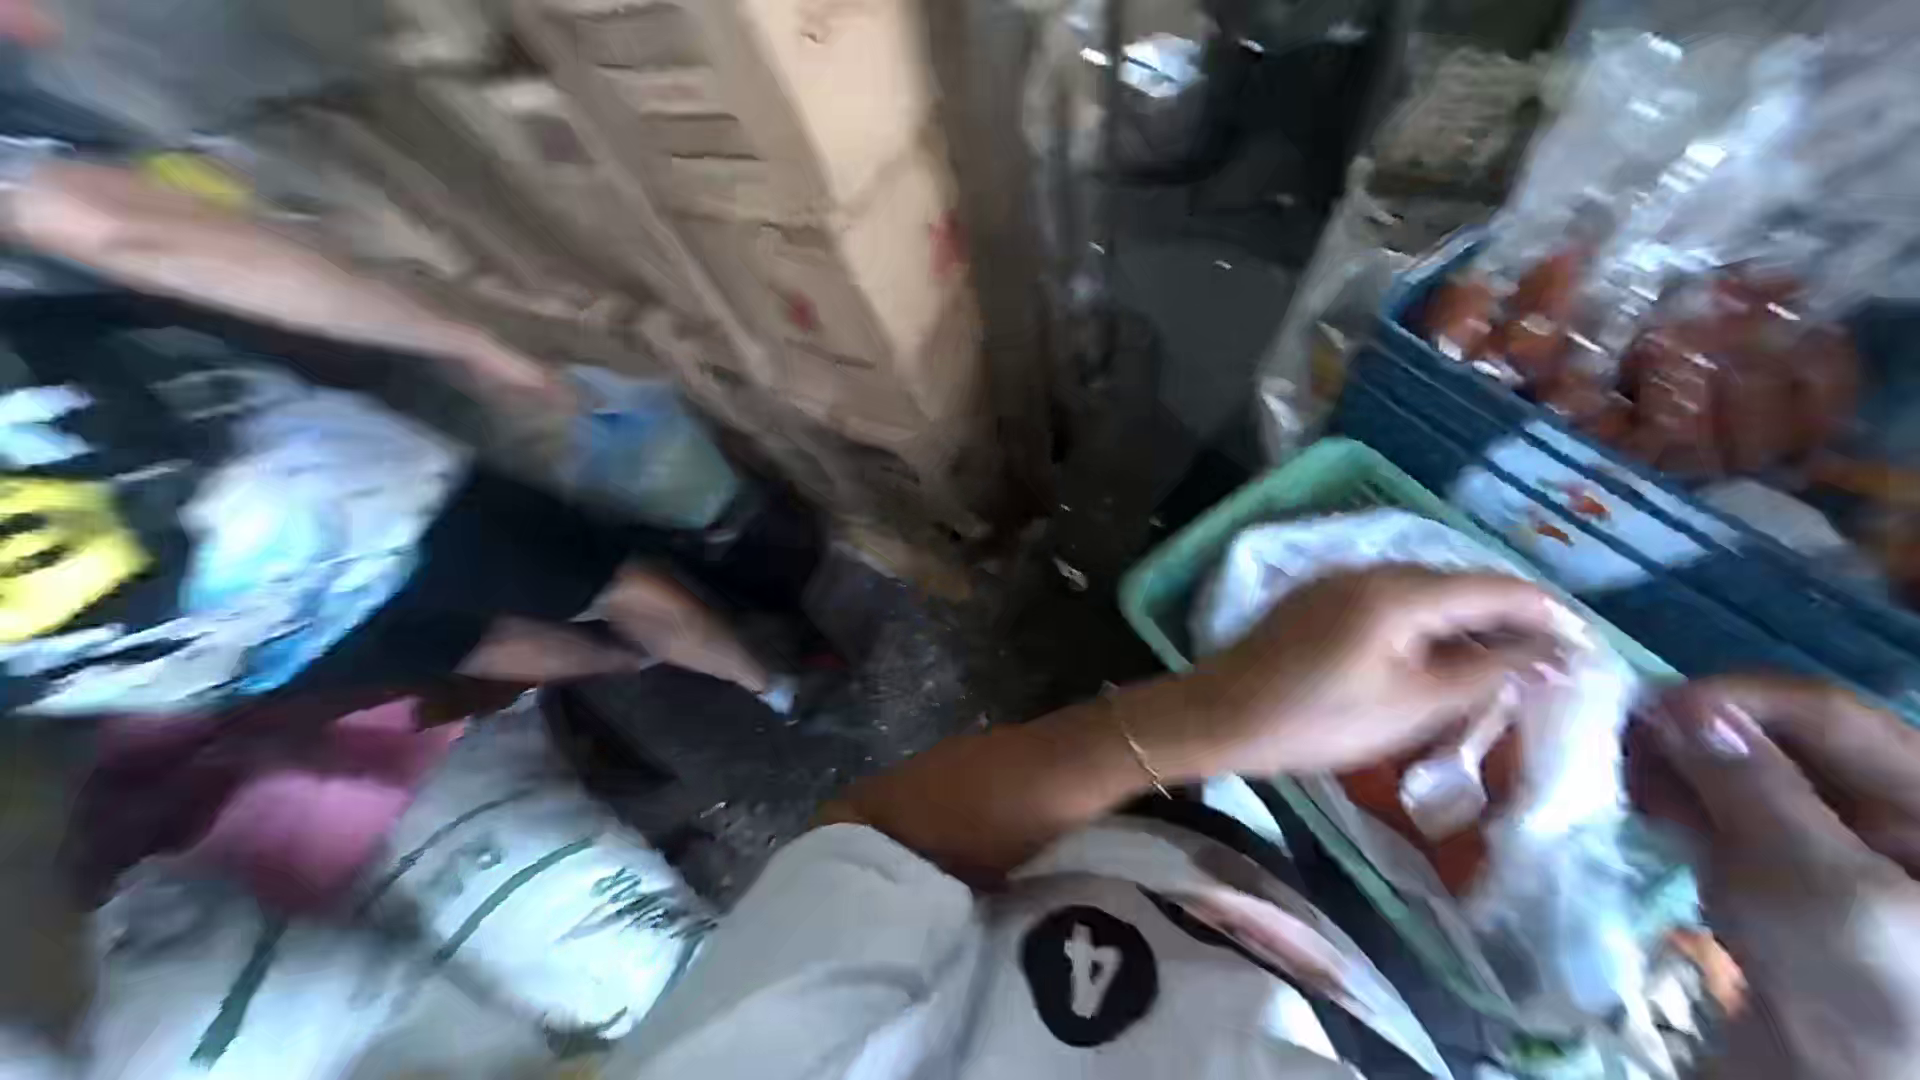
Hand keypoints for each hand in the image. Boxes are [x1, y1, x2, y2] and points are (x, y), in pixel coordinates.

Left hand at [1146, 565, 1571, 778]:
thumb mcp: (1415, 705)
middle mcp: (1367, 570)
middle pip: (1458, 584)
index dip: (1550, 616)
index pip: (1497, 586)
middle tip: (1546, 666)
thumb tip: (1553, 651)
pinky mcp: (1314, 598)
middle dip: (1507, 619)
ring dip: (1462, 624)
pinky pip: (1384, 601)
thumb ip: (1489, 671)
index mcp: (1397, 590)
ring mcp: (1334, 580)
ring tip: (1496, 668)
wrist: (1221, 714)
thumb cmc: (1318, 719)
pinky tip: (1429, 658)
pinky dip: (1419, 625)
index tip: (1589, 652)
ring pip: (1421, 592)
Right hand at [1629, 677, 1919, 1079]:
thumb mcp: (1822, 890)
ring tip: (1615, 771)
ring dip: (1670, 760)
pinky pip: (1717, 806)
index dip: (1736, 702)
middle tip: (1615, 738)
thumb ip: (1755, 789)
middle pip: (1777, 736)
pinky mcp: (1776, 865)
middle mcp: (1888, 812)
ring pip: (1735, 767)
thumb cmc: (1877, 997)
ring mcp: (1828, 840)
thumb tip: (1681, 703)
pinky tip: (1634, 799)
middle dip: (1690, 730)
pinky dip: (1670, 794)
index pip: (1829, 716)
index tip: (1648, 711)